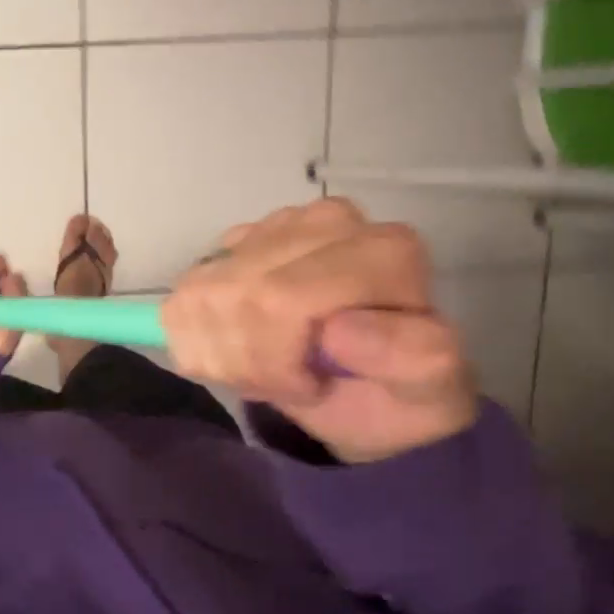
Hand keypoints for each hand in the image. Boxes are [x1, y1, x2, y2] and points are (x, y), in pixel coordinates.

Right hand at [161, 199, 477, 462]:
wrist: (369, 390)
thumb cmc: (401, 391)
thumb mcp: (433, 389)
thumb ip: (412, 356)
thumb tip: (338, 329)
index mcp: (382, 249)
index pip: (284, 297)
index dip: (278, 359)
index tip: (310, 388)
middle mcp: (323, 222)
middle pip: (239, 296)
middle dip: (250, 360)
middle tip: (286, 384)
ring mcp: (268, 231)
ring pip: (201, 298)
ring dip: (224, 355)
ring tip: (267, 371)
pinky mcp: (227, 250)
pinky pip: (180, 304)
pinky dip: (200, 347)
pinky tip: (240, 354)